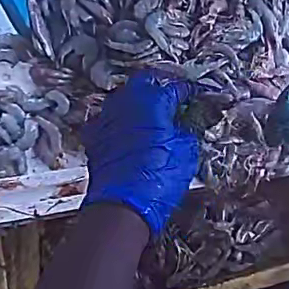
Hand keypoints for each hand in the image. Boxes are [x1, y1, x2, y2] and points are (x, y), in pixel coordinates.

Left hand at [80, 70, 199, 234]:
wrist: (122, 206)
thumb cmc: (154, 180)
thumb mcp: (186, 152)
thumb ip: (185, 130)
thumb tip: (183, 128)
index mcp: (152, 100)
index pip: (174, 86)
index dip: (188, 90)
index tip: (194, 94)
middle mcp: (125, 103)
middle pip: (144, 82)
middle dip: (160, 86)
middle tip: (174, 95)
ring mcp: (106, 118)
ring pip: (123, 98)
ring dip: (139, 102)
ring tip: (154, 113)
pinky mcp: (95, 137)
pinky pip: (108, 119)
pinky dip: (120, 121)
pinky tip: (129, 130)